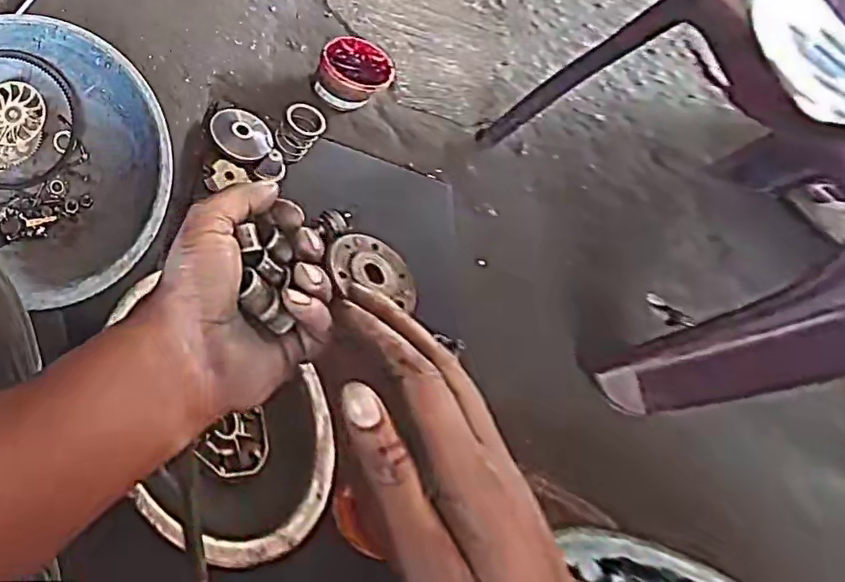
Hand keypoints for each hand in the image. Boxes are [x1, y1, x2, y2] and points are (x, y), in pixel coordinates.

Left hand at [145, 182, 333, 420]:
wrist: (190, 346)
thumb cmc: (188, 290)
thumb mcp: (205, 223)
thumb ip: (238, 198)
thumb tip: (267, 187)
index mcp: (228, 247)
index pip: (272, 224)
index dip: (286, 218)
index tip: (291, 216)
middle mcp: (251, 277)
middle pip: (299, 253)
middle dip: (306, 246)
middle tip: (301, 246)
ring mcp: (271, 309)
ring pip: (315, 288)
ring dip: (313, 278)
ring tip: (297, 277)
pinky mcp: (289, 343)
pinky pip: (321, 325)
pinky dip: (314, 312)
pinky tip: (295, 305)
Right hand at [320, 287, 567, 580]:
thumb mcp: (423, 551)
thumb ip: (389, 471)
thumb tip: (357, 397)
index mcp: (469, 469)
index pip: (417, 374)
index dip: (377, 332)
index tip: (342, 308)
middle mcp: (491, 458)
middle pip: (443, 365)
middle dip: (396, 320)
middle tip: (358, 292)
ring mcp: (502, 468)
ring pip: (458, 379)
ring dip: (414, 337)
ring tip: (380, 316)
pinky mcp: (502, 482)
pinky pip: (461, 399)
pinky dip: (428, 365)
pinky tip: (413, 371)